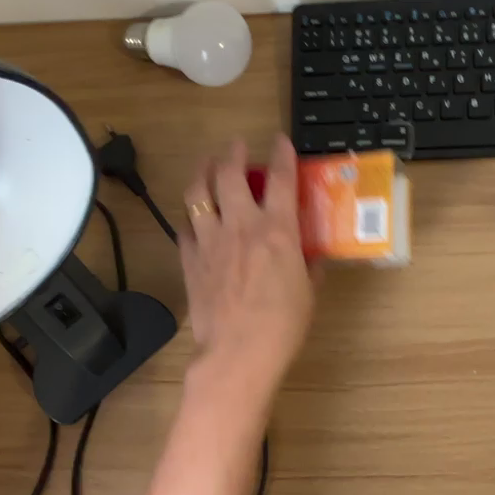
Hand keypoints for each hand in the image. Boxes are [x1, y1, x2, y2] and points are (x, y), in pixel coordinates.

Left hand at [178, 135, 317, 401]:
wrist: (237, 353)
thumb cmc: (282, 326)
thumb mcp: (307, 293)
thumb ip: (307, 267)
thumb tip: (310, 257)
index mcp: (277, 230)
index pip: (280, 178)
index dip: (281, 154)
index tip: (280, 141)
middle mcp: (241, 226)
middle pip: (229, 174)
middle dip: (232, 153)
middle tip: (235, 146)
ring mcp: (210, 241)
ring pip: (197, 193)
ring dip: (201, 172)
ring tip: (205, 165)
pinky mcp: (189, 260)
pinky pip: (184, 228)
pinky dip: (190, 218)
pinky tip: (193, 218)